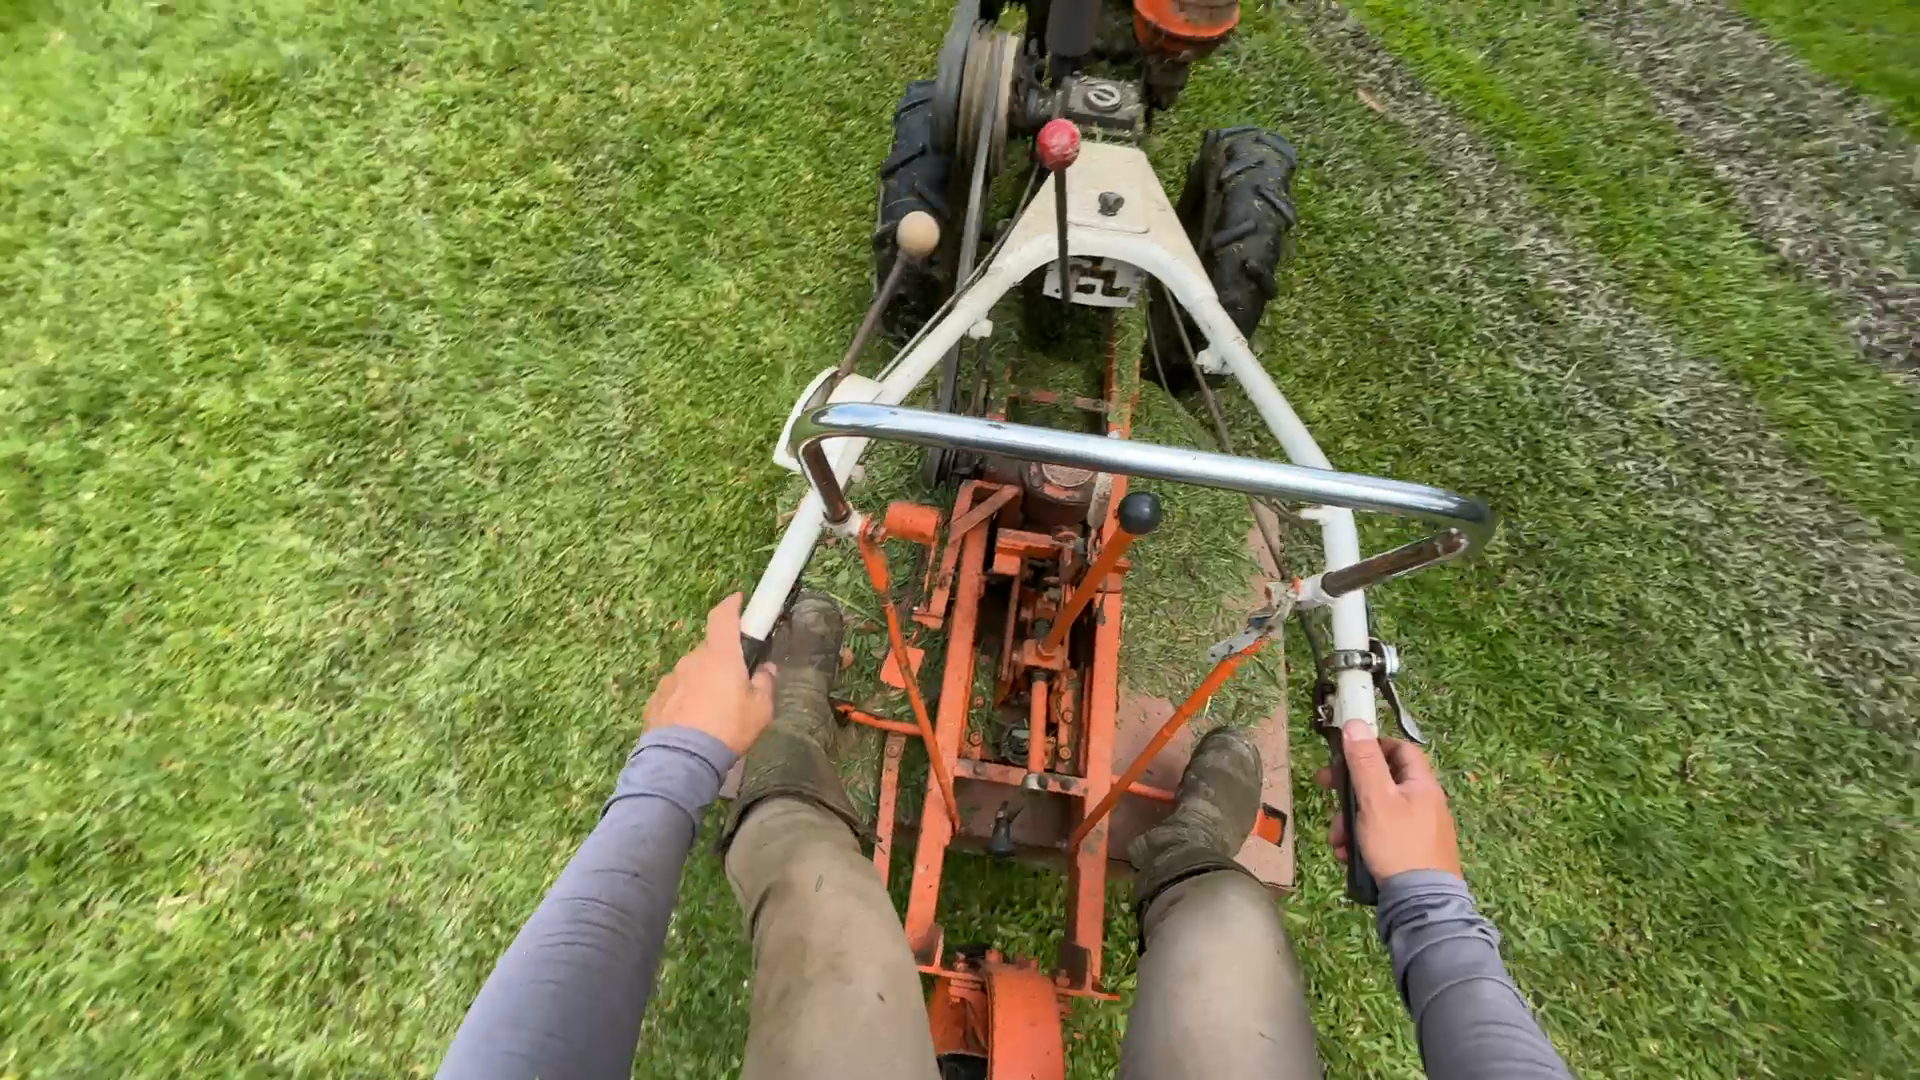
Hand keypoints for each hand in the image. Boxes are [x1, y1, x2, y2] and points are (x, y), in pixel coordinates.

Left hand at [642, 593, 776, 755]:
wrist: (682, 760)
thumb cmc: (728, 727)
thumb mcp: (761, 709)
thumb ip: (765, 684)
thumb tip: (766, 670)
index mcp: (721, 655)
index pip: (723, 616)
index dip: (731, 604)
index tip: (739, 600)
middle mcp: (693, 660)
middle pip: (711, 650)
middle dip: (723, 660)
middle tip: (736, 682)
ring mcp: (671, 680)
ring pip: (692, 672)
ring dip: (704, 682)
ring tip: (714, 711)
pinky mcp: (656, 701)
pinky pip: (676, 692)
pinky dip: (686, 700)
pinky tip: (694, 723)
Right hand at [1316, 722, 1461, 880]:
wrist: (1422, 906)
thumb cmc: (1398, 845)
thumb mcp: (1375, 799)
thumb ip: (1364, 761)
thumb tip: (1356, 724)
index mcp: (1422, 786)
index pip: (1401, 750)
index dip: (1374, 746)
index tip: (1348, 754)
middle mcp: (1424, 804)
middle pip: (1382, 781)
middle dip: (1351, 789)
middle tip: (1328, 791)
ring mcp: (1419, 829)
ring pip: (1376, 810)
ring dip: (1351, 818)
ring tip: (1338, 837)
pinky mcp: (1411, 852)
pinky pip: (1381, 833)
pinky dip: (1362, 838)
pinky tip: (1349, 853)